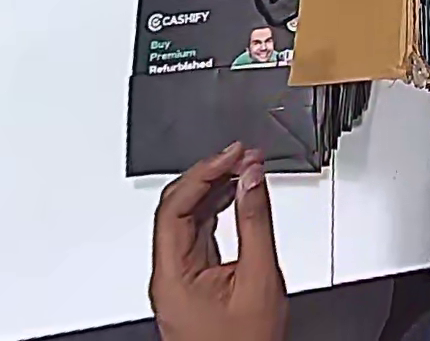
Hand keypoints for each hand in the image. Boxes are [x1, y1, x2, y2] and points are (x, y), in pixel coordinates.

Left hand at [150, 142, 286, 340]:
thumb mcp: (259, 276)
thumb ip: (255, 220)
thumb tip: (252, 177)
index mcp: (173, 276)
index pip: (174, 208)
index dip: (204, 172)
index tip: (234, 153)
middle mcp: (170, 274)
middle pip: (176, 208)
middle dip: (210, 173)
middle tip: (243, 154)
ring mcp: (180, 276)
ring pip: (188, 216)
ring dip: (216, 186)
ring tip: (247, 166)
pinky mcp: (195, 276)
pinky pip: (200, 228)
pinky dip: (219, 203)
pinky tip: (239, 192)